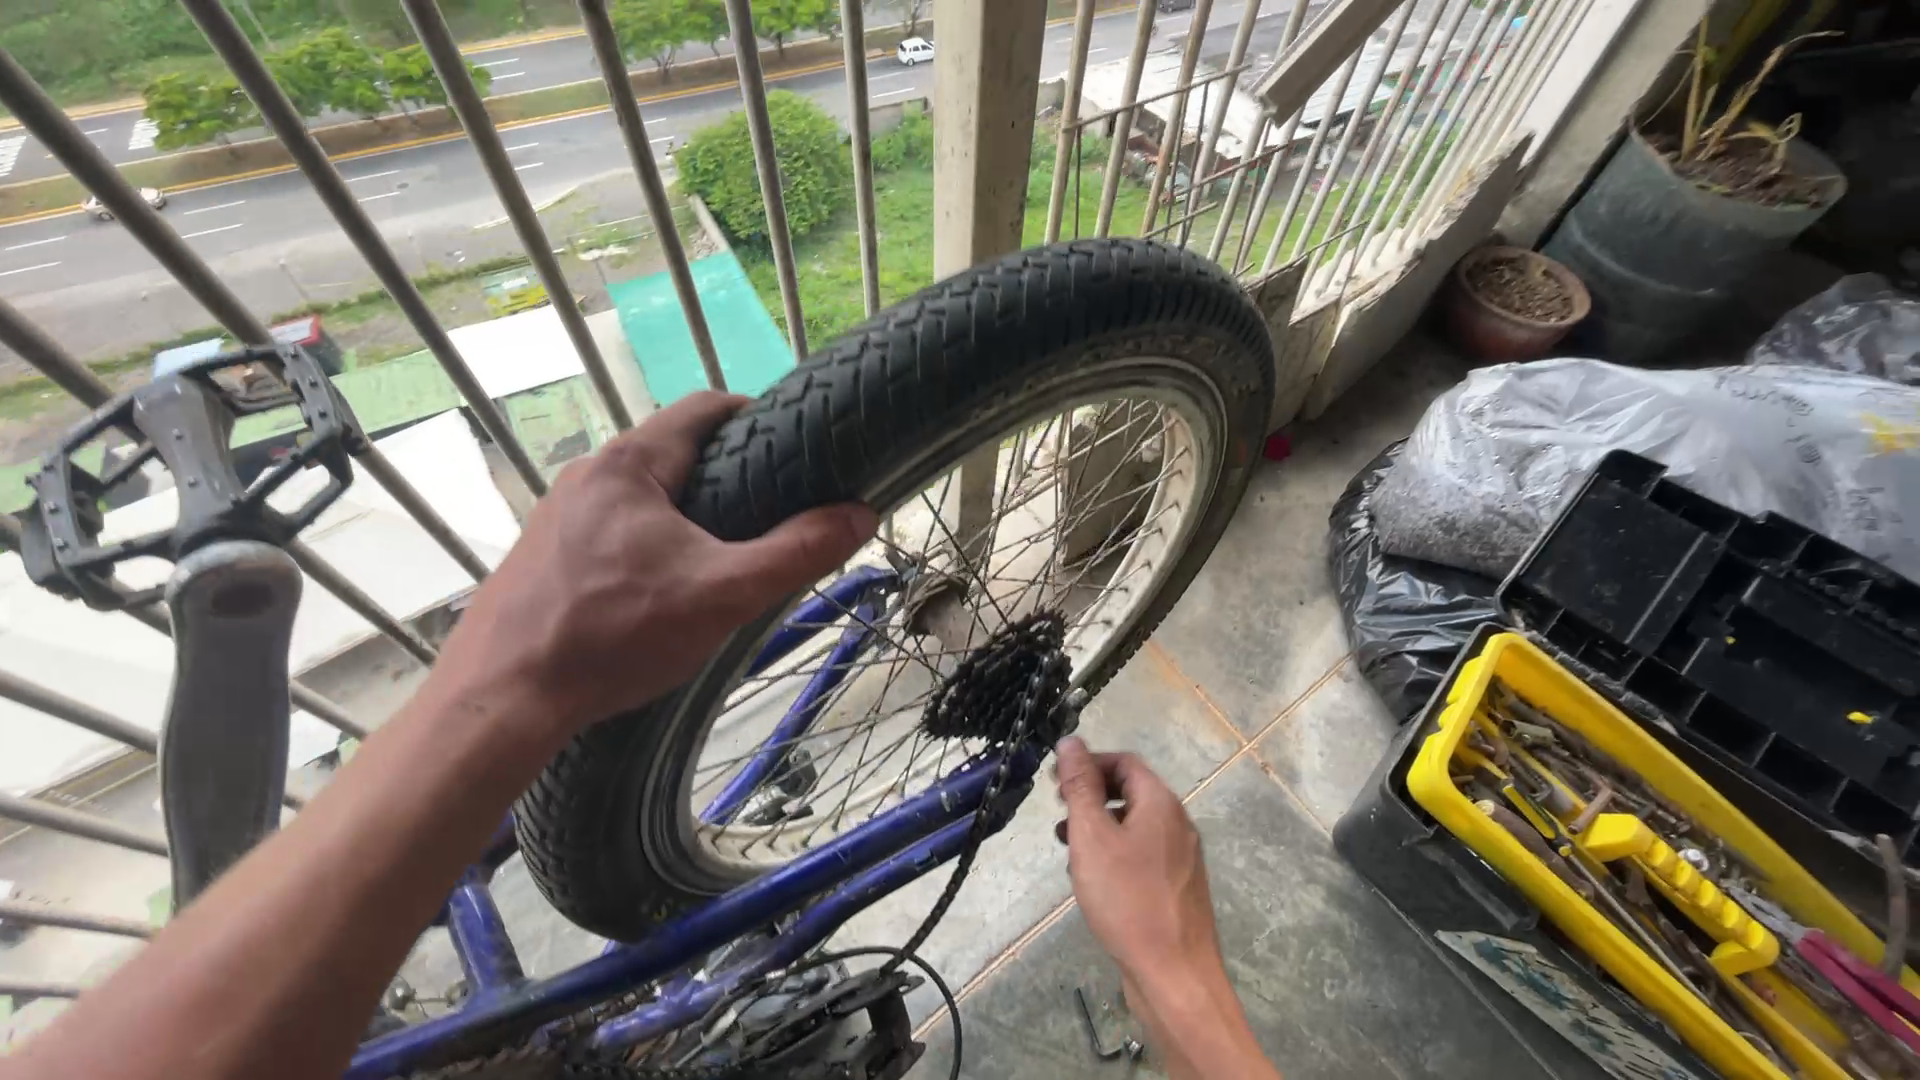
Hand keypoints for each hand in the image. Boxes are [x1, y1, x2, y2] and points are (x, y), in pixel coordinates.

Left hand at [431, 392, 877, 735]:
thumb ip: (798, 551)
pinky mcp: (545, 550)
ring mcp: (560, 512)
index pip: (706, 407)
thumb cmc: (617, 635)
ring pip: (646, 490)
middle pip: (676, 449)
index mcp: (632, 463)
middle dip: (730, 473)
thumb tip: (860, 514)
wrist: (503, 700)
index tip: (795, 453)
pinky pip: (615, 523)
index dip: (758, 417)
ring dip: (690, 508)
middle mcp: (590, 473)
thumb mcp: (725, 594)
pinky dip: (653, 536)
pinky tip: (664, 586)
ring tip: (725, 554)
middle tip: (771, 514)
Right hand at [1053, 736, 1221, 987]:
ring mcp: (1181, 858)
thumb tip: (1070, 741)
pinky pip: (1142, 855)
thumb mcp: (1092, 836)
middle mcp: (1177, 823)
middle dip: (1091, 795)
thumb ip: (1080, 787)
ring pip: (1134, 825)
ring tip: (1068, 847)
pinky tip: (1093, 880)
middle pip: (1130, 791)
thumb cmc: (1129, 900)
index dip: (1088, 763)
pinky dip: (1114, 853)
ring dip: (1099, 826)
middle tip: (1058, 812)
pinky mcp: (1177, 888)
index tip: (1056, 781)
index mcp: (1160, 803)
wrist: (1175, 977)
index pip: (1124, 762)